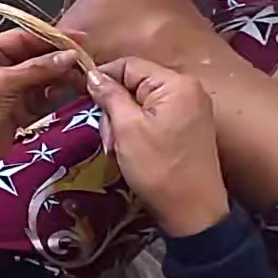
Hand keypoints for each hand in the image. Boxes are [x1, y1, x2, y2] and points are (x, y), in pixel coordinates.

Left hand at [0, 29, 81, 174]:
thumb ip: (38, 69)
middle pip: (36, 57)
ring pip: (42, 77)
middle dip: (60, 59)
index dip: (51, 37)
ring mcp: (10, 89)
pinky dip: (57, 94)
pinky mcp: (19, 109)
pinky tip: (73, 90)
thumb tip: (70, 55)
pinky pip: (42, 97)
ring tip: (84, 77)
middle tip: (86, 60)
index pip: (24, 37)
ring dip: (62, 77)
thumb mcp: (3, 84)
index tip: (79, 38)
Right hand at [85, 58, 229, 236]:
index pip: (129, 65)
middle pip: (135, 82)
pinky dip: (137, 129)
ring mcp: (191, 108)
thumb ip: (110, 96)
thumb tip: (92, 74)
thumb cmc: (158, 168)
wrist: (193, 213)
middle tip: (109, 136)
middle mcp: (188, 89)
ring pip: (141, 101)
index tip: (84, 98)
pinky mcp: (188, 126)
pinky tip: (132, 150)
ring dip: (123, 122)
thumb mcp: (127, 129)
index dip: (103, 78)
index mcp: (176, 83)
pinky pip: (154, 116)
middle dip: (115, 107)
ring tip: (119, 148)